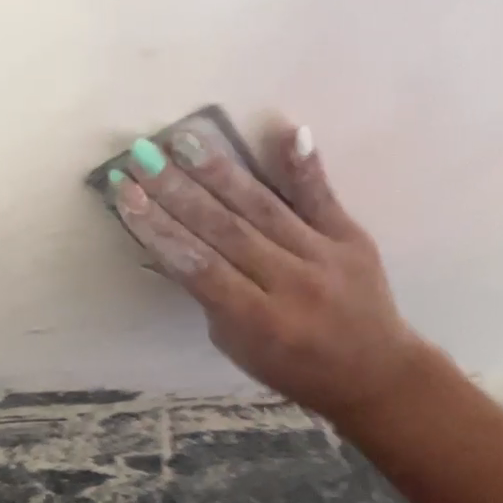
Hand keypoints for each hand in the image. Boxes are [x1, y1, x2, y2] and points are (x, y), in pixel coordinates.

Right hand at [110, 122, 438, 421]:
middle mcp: (290, 282)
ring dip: (218, 170)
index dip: (157, 227)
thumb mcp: (234, 342)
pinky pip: (322, 196)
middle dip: (175, 190)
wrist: (377, 374)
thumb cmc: (289, 365)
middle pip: (223, 228)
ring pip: (261, 206)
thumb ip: (207, 293)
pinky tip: (284, 128)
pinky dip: (302, 163)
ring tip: (185, 140)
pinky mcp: (351, 238)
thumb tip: (170, 245)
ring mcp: (323, 255)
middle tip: (142, 157)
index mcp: (256, 318)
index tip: (126, 193)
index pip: (196, 264)